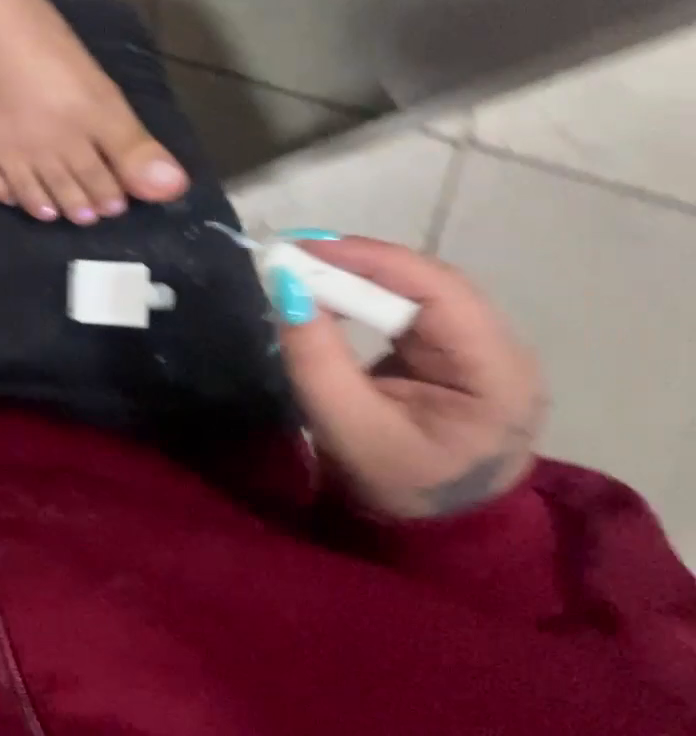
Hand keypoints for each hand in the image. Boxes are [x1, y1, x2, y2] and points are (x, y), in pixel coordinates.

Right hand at [0, 0, 188, 225]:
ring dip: (49, 205)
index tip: (121, 204)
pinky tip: (13, 198)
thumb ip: (130, 140)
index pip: (108, 176)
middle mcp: (48, 147)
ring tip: (57, 215)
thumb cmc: (33, 28)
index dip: (117, 193)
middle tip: (91, 216)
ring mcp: (4, 152)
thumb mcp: (96, 82)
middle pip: (70, 187)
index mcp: (86, 125)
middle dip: (85, 203)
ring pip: (32, 191)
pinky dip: (8, 197)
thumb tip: (173, 190)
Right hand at [272, 237, 546, 518]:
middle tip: (291, 256)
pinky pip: (403, 307)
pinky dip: (359, 294)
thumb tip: (282, 286)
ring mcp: (477, 351)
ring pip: (415, 289)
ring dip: (355, 276)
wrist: (424, 532)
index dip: (371, 261)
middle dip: (358, 263)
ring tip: (299, 271)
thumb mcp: (346, 424)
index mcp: (497, 374)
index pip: (440, 292)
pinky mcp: (447, 353)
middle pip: (429, 283)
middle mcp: (501, 352)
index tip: (302, 251)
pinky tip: (322, 293)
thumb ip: (315, 356)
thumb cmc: (392, 483)